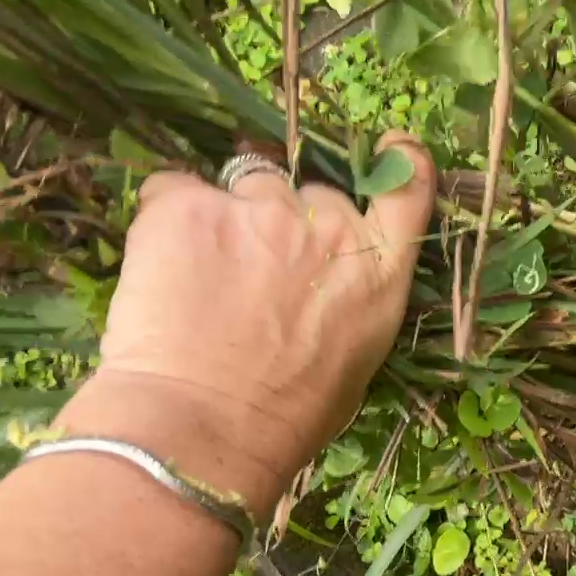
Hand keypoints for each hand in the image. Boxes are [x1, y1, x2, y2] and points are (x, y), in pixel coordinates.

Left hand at [55, 133, 435, 513]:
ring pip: (246, 186)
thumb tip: (328, 279)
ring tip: (206, 273)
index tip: (393, 147)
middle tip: (258, 268)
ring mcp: (262, 212)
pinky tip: (167, 268)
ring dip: (232, 216)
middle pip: (313, 191)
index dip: (402, 161)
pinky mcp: (190, 206)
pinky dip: (172, 220)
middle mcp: (331, 229)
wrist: (210, 427)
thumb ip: (352, 296)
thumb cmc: (294, 413)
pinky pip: (178, 192)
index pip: (408, 190)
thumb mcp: (357, 356)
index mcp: (381, 272)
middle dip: (290, 217)